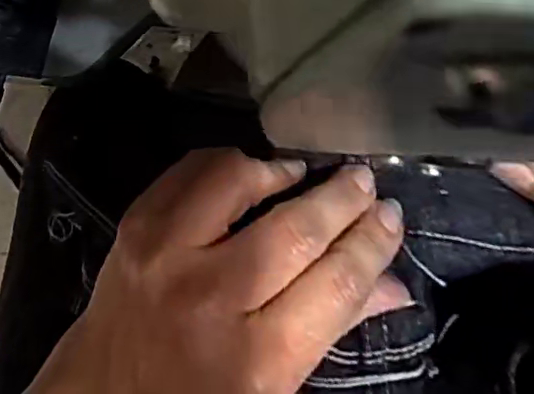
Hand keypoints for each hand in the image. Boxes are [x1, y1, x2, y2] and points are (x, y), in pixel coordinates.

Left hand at [29, 149, 410, 393]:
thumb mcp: (273, 387)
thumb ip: (332, 330)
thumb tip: (396, 283)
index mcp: (255, 362)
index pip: (334, 286)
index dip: (372, 245)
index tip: (392, 215)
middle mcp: (211, 299)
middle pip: (294, 232)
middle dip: (341, 200)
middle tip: (365, 177)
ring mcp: (167, 254)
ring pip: (238, 184)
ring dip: (280, 169)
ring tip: (306, 170)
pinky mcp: (137, 223)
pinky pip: (192, 169)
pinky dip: (227, 160)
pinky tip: (250, 168)